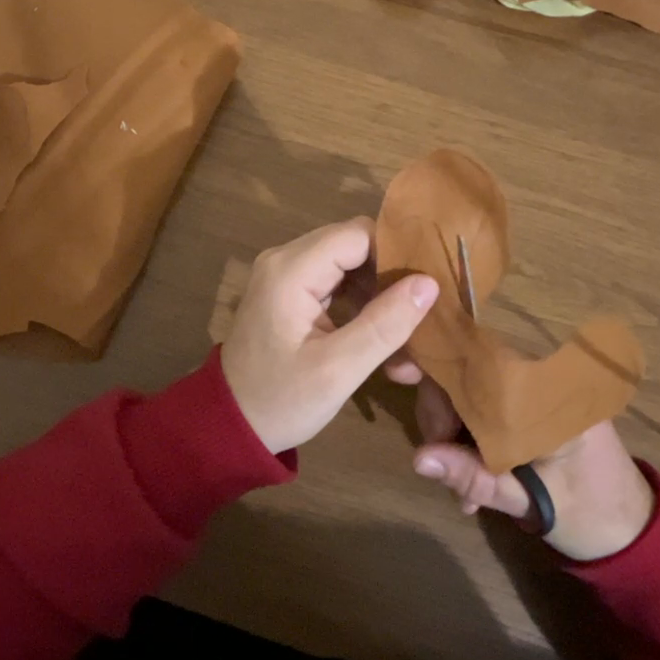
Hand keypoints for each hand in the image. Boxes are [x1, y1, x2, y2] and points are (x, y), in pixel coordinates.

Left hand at [221, 218, 439, 453]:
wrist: (230, 424)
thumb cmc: (281, 400)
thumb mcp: (338, 369)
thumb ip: (384, 325)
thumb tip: (429, 282)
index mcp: (290, 270)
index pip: (358, 234)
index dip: (396, 253)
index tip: (429, 286)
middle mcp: (284, 259)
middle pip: (353, 245)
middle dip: (390, 275)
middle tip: (422, 313)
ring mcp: (284, 274)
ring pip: (348, 263)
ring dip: (378, 293)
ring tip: (407, 333)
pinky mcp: (289, 292)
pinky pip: (335, 281)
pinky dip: (360, 303)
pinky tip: (383, 337)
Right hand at [388, 363, 654, 561]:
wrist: (633, 531)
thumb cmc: (592, 515)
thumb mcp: (530, 502)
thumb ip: (475, 476)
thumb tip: (418, 457)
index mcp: (552, 390)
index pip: (481, 356)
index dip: (436, 358)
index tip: (397, 373)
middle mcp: (542, 377)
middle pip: (466, 370)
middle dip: (439, 411)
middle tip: (435, 461)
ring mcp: (533, 390)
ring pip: (465, 388)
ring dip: (449, 429)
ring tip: (461, 489)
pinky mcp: (525, 405)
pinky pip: (479, 404)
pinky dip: (463, 434)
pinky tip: (467, 477)